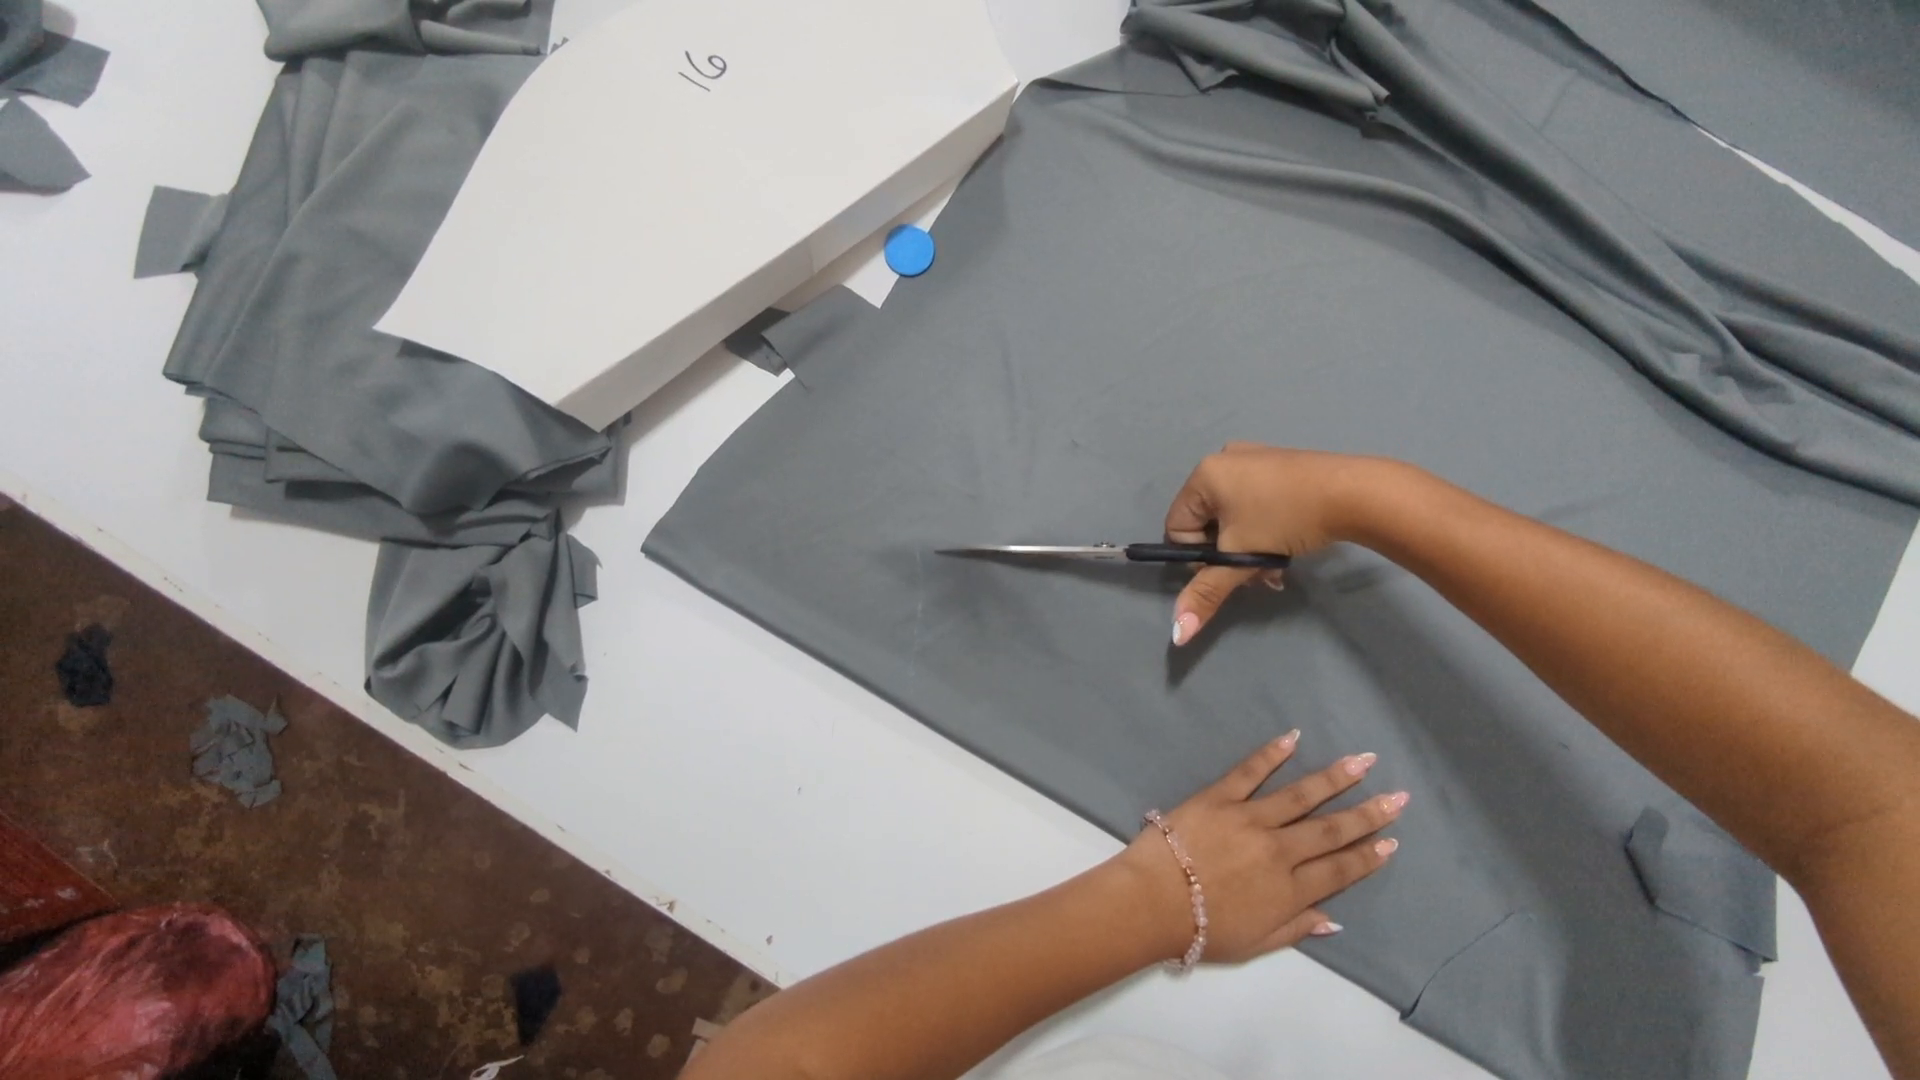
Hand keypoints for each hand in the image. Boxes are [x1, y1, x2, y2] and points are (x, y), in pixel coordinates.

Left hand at [1114, 732, 1404, 963]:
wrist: (1152, 902)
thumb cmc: (1199, 931)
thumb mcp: (1254, 944)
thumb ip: (1295, 928)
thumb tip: (1333, 917)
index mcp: (1289, 891)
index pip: (1339, 871)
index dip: (1368, 857)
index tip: (1393, 842)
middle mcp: (1279, 851)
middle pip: (1331, 830)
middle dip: (1368, 814)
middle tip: (1399, 797)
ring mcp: (1250, 819)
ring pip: (1302, 795)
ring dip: (1335, 778)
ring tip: (1363, 761)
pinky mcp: (1219, 797)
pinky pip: (1250, 771)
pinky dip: (1272, 753)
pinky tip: (1293, 737)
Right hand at [1165, 443, 1387, 644]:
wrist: (1356, 493)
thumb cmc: (1287, 518)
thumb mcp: (1242, 557)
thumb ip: (1207, 592)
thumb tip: (1178, 633)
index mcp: (1203, 475)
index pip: (1177, 527)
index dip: (1199, 556)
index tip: (1229, 567)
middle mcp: (1223, 459)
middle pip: (1207, 523)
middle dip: (1228, 555)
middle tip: (1255, 571)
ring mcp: (1253, 458)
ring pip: (1233, 517)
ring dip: (1247, 547)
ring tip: (1275, 563)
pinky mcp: (1279, 464)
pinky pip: (1254, 502)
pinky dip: (1263, 528)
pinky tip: (1286, 542)